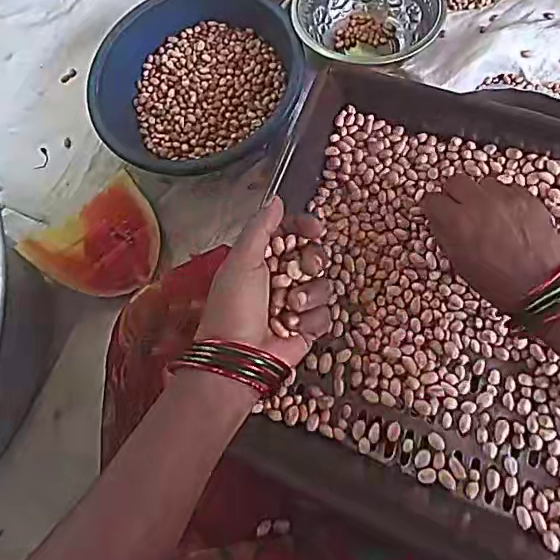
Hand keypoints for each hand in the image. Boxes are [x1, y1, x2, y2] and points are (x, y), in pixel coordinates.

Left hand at [193, 197, 332, 367]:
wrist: (237, 358)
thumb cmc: (233, 308)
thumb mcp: (242, 260)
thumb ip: (261, 227)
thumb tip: (276, 201)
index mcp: (261, 259)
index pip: (290, 233)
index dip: (304, 227)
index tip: (315, 228)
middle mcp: (280, 278)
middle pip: (313, 256)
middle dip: (311, 261)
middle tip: (303, 270)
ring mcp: (295, 304)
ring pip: (323, 284)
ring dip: (308, 295)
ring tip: (288, 309)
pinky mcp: (307, 327)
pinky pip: (326, 314)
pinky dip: (310, 319)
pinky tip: (291, 327)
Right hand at [420, 175, 559, 315]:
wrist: (541, 287)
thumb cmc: (497, 282)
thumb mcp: (458, 261)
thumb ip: (444, 233)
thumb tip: (439, 217)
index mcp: (456, 222)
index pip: (432, 199)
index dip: (434, 208)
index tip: (439, 212)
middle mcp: (479, 204)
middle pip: (455, 181)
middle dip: (455, 194)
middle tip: (461, 209)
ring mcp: (505, 198)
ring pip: (483, 183)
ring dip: (482, 196)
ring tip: (489, 215)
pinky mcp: (527, 198)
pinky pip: (508, 189)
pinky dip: (505, 200)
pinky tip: (508, 218)